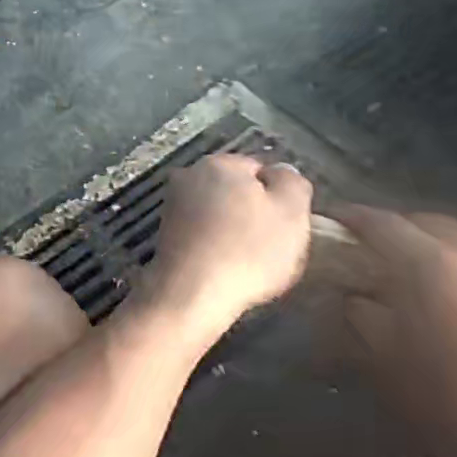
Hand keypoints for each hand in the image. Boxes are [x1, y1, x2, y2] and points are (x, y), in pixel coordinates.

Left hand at [143, 154, 312, 338]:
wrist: (192, 294)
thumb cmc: (248, 250)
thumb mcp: (291, 212)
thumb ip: (292, 183)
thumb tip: (280, 172)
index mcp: (219, 162)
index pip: (259, 170)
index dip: (278, 199)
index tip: (285, 227)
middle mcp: (189, 174)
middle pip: (236, 191)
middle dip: (253, 214)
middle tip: (271, 247)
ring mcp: (172, 204)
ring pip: (217, 214)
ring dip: (233, 233)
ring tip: (247, 264)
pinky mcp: (165, 233)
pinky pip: (202, 235)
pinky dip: (214, 248)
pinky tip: (225, 270)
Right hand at [337, 207, 456, 456]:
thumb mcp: (399, 374)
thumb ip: (367, 325)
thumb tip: (355, 301)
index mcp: (438, 267)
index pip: (383, 224)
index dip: (354, 218)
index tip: (335, 221)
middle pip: (436, 226)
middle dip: (405, 233)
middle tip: (382, 256)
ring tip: (446, 299)